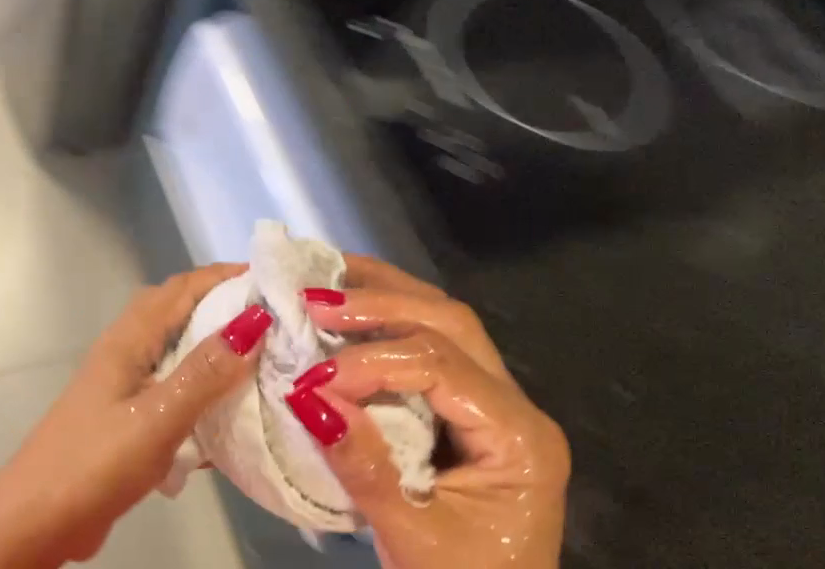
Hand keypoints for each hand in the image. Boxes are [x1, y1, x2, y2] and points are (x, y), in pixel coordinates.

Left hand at [0, 263, 270, 567]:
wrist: (40, 513)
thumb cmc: (96, 458)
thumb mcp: (158, 416)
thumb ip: (204, 372)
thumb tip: (254, 319)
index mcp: (129, 339)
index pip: (180, 288)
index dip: (223, 276)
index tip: (275, 278)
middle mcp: (126, 351)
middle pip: (177, 311)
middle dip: (223, 305)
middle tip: (278, 318)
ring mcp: (125, 384)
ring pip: (177, 350)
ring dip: (216, 348)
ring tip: (267, 360)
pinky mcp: (129, 418)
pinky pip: (175, 388)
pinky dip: (205, 389)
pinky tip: (234, 415)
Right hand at [288, 256, 569, 568]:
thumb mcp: (411, 538)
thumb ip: (363, 466)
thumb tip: (306, 396)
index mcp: (518, 439)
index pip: (439, 364)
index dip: (370, 360)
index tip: (311, 378)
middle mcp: (516, 406)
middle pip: (448, 322)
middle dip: (376, 303)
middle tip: (310, 302)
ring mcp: (495, 400)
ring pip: (442, 318)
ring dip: (380, 295)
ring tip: (319, 286)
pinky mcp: (468, 403)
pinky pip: (429, 339)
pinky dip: (383, 316)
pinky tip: (343, 310)